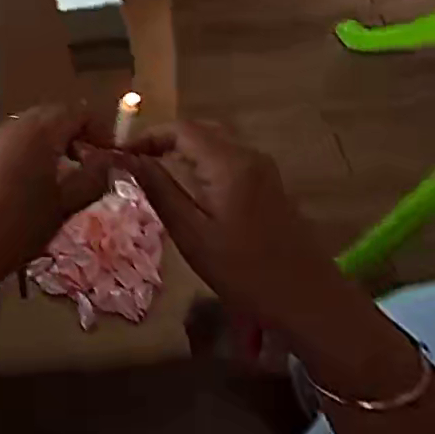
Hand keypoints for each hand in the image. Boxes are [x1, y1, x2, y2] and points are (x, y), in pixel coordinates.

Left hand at [0, 104, 106, 287]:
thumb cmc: (21, 225)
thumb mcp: (66, 204)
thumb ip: (93, 177)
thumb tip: (110, 160)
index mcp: (39, 132)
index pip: (77, 112)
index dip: (98, 128)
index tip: (109, 154)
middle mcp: (13, 125)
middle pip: (51, 115)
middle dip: (73, 133)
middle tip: (87, 163)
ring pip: (28, 127)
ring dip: (49, 142)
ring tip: (59, 174)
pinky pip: (8, 140)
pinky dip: (25, 150)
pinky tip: (27, 182)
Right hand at [120, 120, 359, 343]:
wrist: (313, 304)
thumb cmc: (246, 271)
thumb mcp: (191, 233)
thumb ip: (159, 189)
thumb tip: (128, 159)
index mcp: (229, 163)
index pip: (180, 129)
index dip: (146, 136)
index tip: (120, 154)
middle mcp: (248, 155)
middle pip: (198, 130)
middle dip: (162, 139)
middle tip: (134, 161)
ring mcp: (263, 169)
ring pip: (214, 142)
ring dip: (181, 149)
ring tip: (153, 169)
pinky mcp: (269, 185)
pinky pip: (227, 157)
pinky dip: (200, 160)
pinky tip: (187, 185)